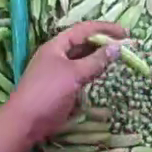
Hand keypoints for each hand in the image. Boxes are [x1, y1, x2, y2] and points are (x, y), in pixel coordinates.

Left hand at [5, 20, 127, 142]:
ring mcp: (58, 72)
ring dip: (99, 58)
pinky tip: (102, 74)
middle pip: (83, 43)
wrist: (25, 122)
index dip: (106, 29)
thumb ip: (96, 61)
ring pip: (82, 59)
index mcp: (56, 45)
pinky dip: (92, 72)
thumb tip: (117, 47)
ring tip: (118, 58)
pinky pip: (79, 75)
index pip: (84, 30)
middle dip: (103, 43)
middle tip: (126, 47)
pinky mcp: (60, 87)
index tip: (126, 33)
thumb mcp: (74, 74)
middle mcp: (57, 55)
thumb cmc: (47, 93)